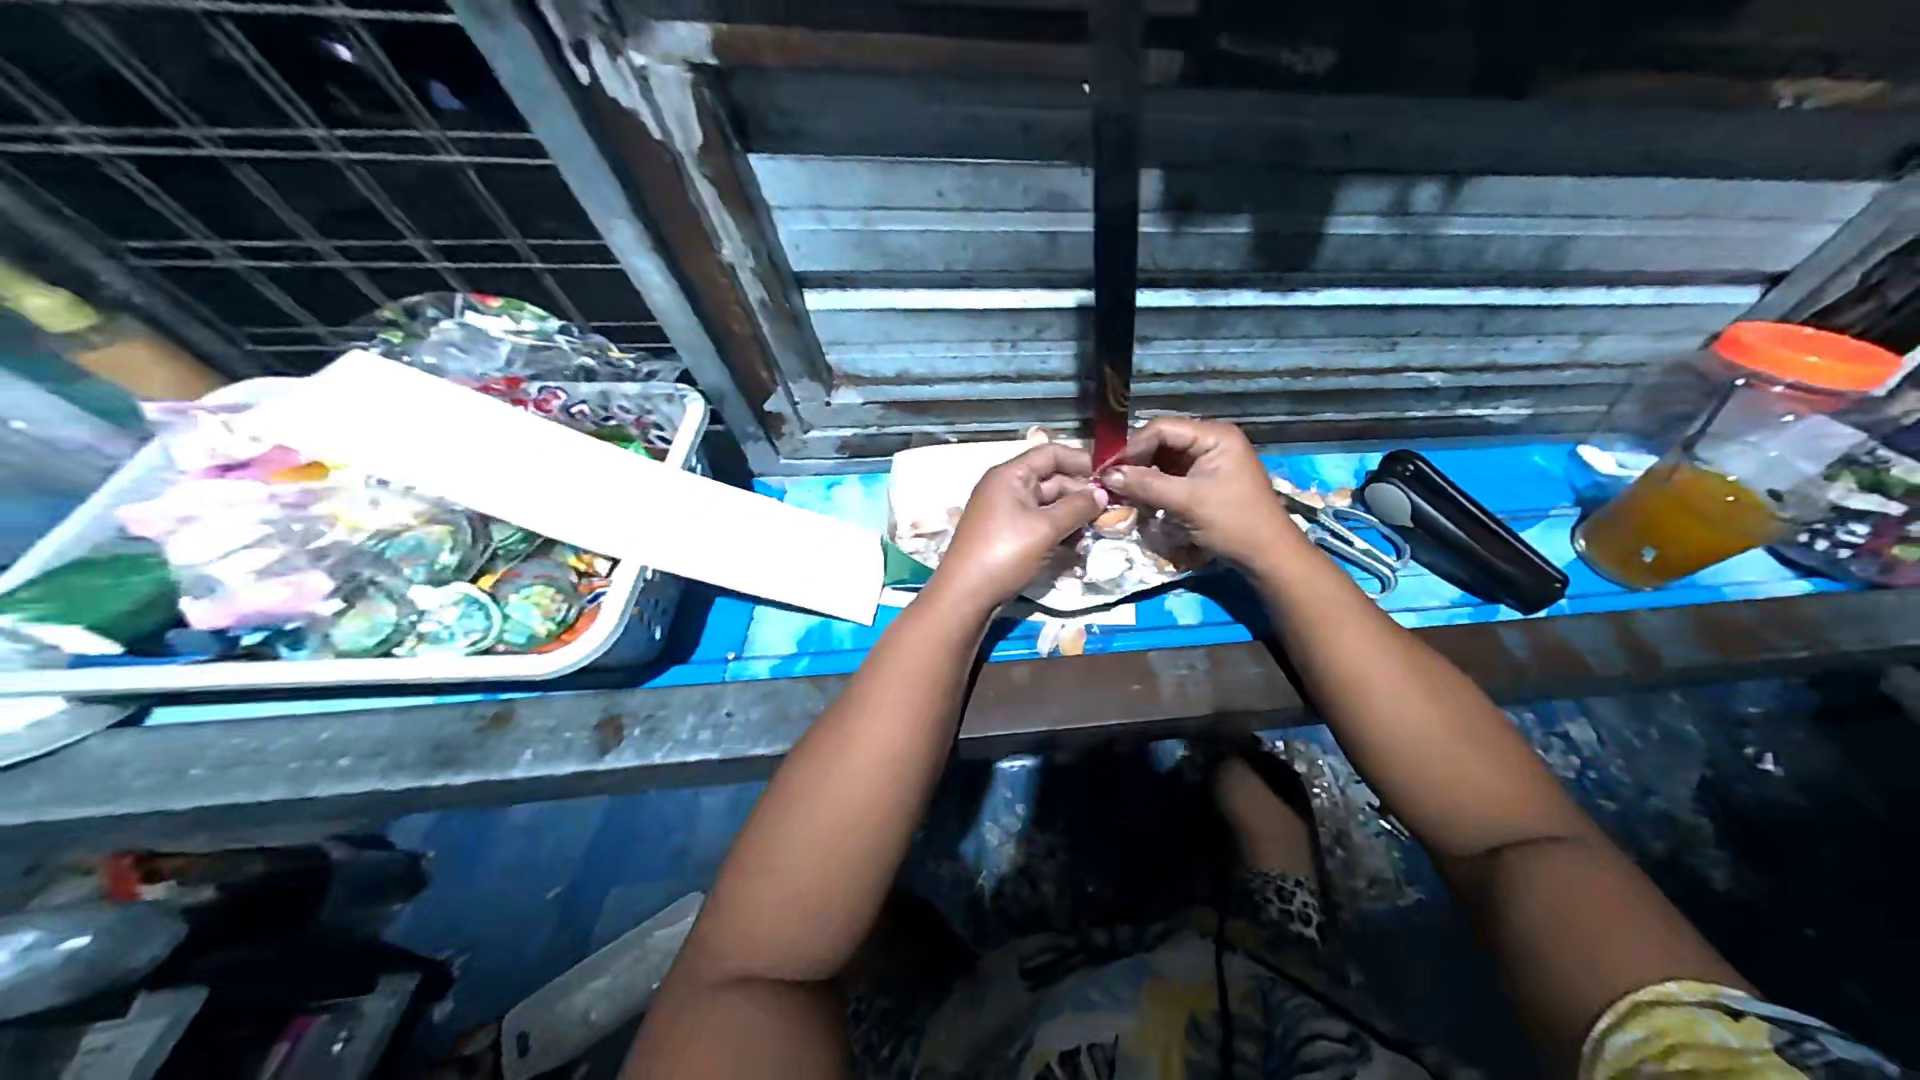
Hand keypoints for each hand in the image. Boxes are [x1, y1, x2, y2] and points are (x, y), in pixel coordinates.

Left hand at [935, 443, 1106, 605]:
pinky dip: (1057, 530)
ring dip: (1072, 515)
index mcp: (1010, 475)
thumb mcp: (1045, 529)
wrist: (965, 594)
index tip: (1110, 474)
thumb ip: (1077, 508)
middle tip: (1111, 509)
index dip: (1081, 460)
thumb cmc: (1004, 553)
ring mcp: (1005, 512)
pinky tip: (1076, 544)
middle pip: (1051, 479)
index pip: (1051, 453)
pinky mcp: (1006, 534)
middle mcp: (1006, 487)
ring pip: (1047, 505)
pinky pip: (1038, 523)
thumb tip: (1102, 494)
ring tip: (1097, 529)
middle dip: (1080, 493)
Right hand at [1098, 417, 1298, 568]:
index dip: (1131, 446)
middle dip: (1134, 460)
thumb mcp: (1187, 502)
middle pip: (1160, 441)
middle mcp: (1210, 441)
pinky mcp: (1203, 479)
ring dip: (1141, 474)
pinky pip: (1170, 475)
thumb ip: (1146, 485)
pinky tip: (1137, 496)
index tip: (1106, 468)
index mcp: (1214, 435)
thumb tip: (1107, 475)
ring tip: (1119, 489)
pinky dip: (1153, 485)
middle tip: (1108, 480)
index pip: (1161, 428)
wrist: (1268, 555)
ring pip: (1162, 459)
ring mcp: (1207, 460)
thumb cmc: (1234, 523)